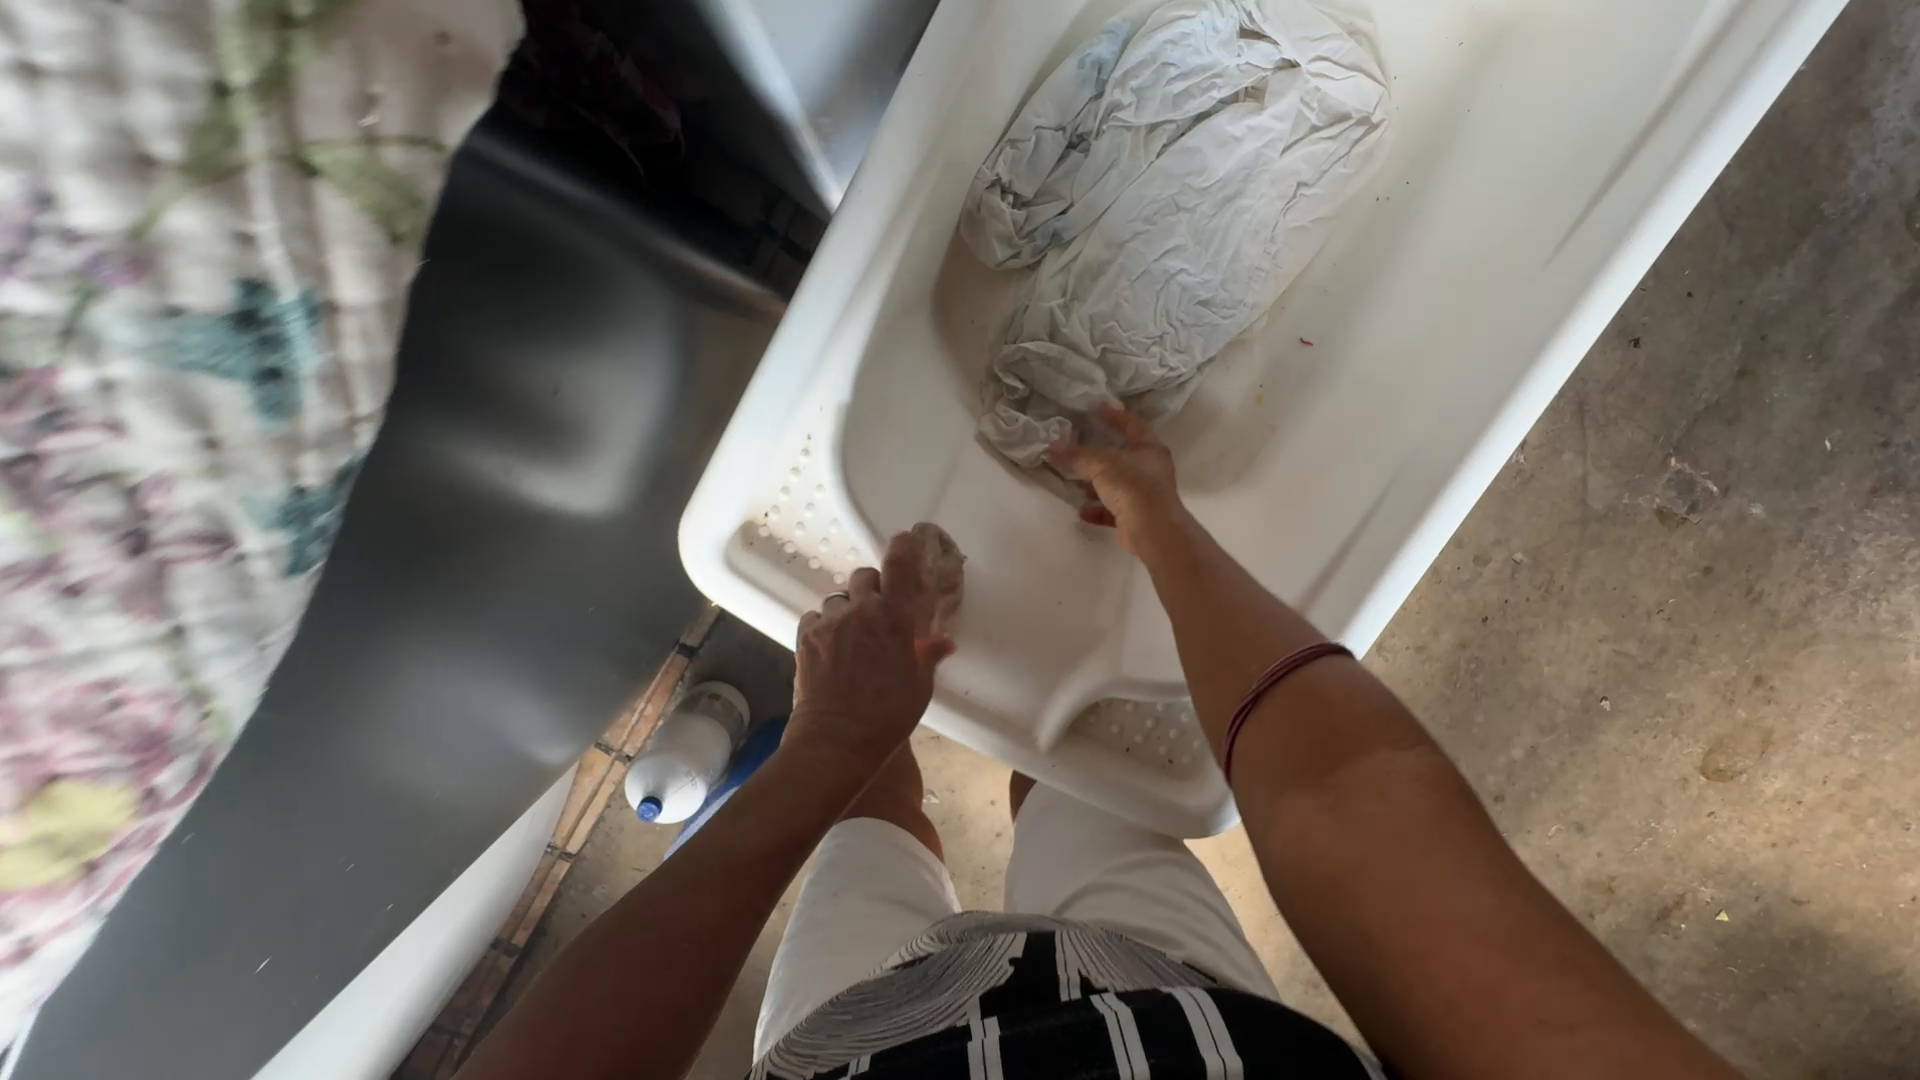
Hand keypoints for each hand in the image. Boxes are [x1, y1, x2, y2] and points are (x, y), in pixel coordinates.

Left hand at [786, 529, 957, 777]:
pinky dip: (823, 626)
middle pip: (865, 576)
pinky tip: (830, 647)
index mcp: (896, 618)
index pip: (900, 567)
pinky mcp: (805, 637)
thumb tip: (943, 643)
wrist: (837, 740)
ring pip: (839, 599)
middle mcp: (862, 611)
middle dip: (873, 587)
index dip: (902, 548)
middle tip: (877, 611)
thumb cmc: (888, 715)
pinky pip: (815, 617)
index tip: (903, 538)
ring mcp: (831, 622)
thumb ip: (928, 656)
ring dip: (847, 610)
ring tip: (850, 637)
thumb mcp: (919, 686)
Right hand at [1049, 403, 1188, 555]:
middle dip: (1100, 455)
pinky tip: (1082, 511)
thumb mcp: (1102, 464)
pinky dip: (1098, 510)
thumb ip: (1077, 456)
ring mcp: (1145, 495)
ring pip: (1117, 485)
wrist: (1151, 528)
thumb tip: (1052, 447)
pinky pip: (1113, 510)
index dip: (1115, 415)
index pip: (1132, 424)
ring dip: (1097, 486)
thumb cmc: (1132, 485)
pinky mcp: (1136, 517)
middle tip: (1080, 448)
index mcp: (1149, 449)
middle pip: (1123, 457)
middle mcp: (1150, 470)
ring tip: (1077, 485)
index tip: (1097, 407)